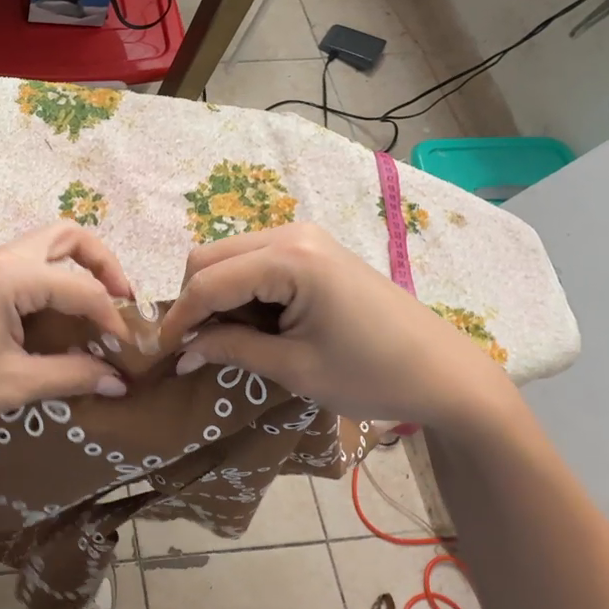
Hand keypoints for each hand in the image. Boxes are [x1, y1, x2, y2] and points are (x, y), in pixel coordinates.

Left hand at [0, 223, 135, 440]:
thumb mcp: (15, 384)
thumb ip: (72, 375)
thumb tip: (119, 380)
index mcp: (10, 276)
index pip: (80, 287)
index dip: (112, 317)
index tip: (129, 351)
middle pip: (67, 236)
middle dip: (102, 263)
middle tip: (122, 302)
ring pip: (45, 247)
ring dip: (77, 269)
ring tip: (97, 310)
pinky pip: (26, 265)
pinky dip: (53, 280)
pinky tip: (61, 319)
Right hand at [156, 224, 515, 431]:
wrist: (446, 374)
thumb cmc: (373, 375)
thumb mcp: (296, 369)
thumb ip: (233, 350)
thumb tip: (183, 351)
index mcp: (291, 259)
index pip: (210, 280)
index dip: (180, 316)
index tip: (162, 352)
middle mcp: (292, 233)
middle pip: (211, 256)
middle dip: (193, 299)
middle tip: (193, 346)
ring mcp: (304, 237)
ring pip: (229, 255)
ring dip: (215, 292)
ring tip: (224, 338)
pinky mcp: (312, 248)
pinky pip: (254, 259)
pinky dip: (240, 288)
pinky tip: (252, 322)